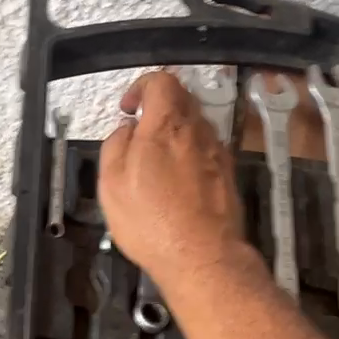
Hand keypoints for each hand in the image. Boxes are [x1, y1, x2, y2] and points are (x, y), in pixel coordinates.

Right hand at [98, 71, 255, 291]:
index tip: (129, 107)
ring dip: (175, 135)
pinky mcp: (227, 176)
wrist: (202, 257)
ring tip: (156, 163)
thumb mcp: (111, 184)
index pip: (161, 81)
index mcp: (166, 126)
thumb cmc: (153, 223)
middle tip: (140, 131)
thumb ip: (115, 145)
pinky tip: (176, 184)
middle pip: (182, 100)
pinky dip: (190, 157)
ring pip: (196, 127)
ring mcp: (217, 153)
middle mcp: (197, 132)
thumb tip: (125, 131)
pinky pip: (206, 153)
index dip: (141, 87)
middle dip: (159, 109)